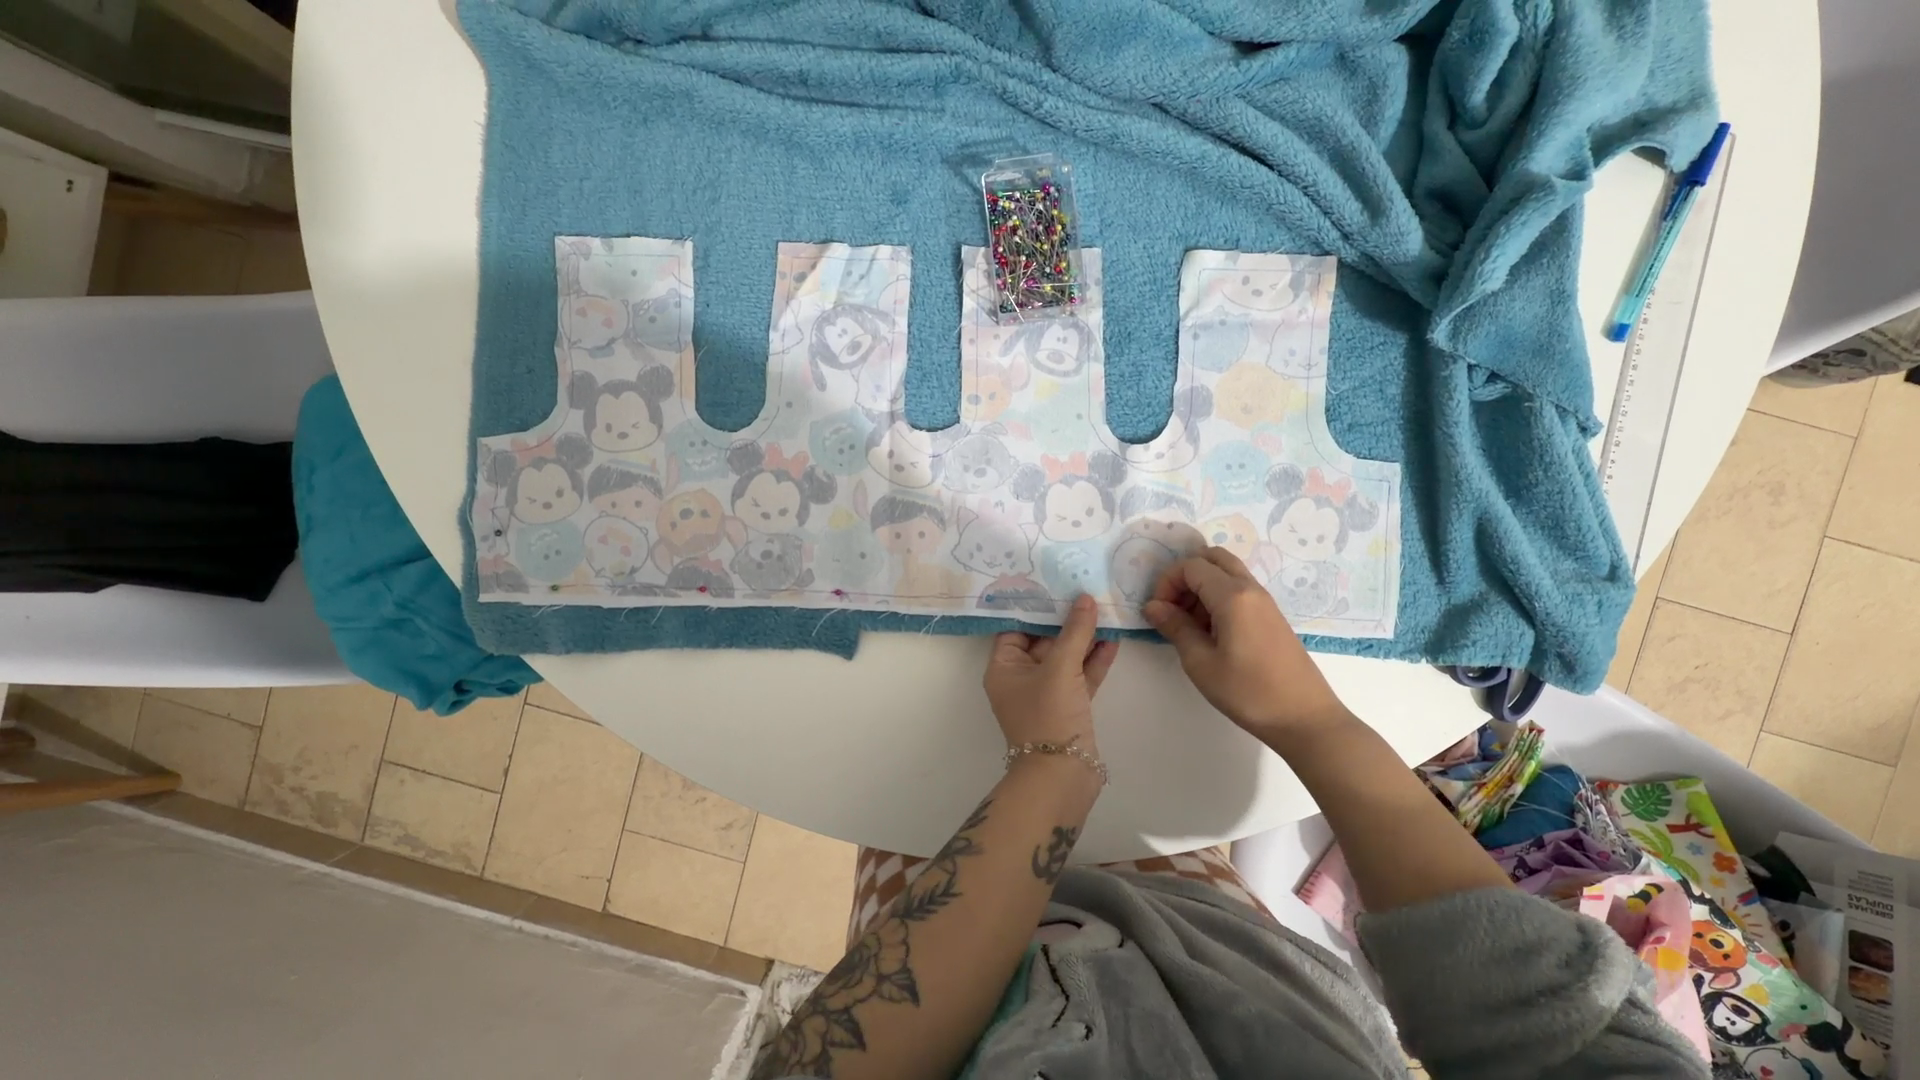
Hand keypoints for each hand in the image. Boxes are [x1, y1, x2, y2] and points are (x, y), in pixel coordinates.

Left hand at [983, 594, 1118, 751]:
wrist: (1062, 775)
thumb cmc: (1048, 716)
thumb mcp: (1060, 669)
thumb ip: (1074, 632)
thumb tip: (1084, 599)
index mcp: (1004, 667)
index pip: (1015, 628)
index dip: (1034, 607)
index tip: (1054, 583)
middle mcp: (1021, 677)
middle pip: (1043, 640)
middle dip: (1065, 619)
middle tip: (1086, 590)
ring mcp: (1046, 693)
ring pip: (1065, 657)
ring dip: (1084, 638)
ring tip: (1105, 609)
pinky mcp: (1070, 706)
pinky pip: (1081, 675)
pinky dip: (1094, 659)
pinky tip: (1113, 639)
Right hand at [1141, 547, 1352, 741]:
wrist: (1303, 717)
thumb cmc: (1248, 691)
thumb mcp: (1201, 663)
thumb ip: (1176, 627)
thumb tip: (1153, 606)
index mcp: (1233, 596)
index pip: (1191, 566)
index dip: (1167, 582)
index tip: (1159, 613)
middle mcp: (1251, 589)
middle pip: (1213, 558)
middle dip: (1185, 577)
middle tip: (1174, 609)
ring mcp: (1265, 602)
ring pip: (1227, 573)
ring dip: (1202, 588)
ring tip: (1190, 626)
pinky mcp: (1271, 617)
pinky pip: (1239, 591)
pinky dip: (1218, 599)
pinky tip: (1212, 634)